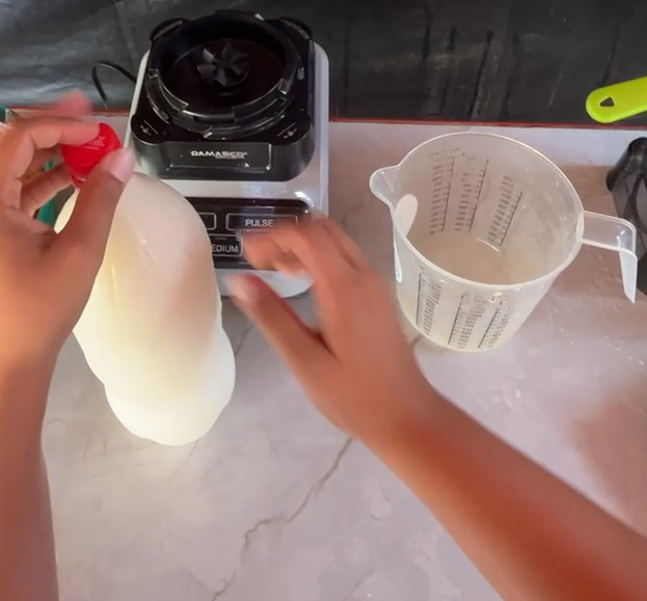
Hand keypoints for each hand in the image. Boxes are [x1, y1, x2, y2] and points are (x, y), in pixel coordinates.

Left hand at [0, 94, 132, 385]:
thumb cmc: (36, 314)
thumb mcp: (78, 253)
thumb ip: (101, 197)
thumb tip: (122, 155)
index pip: (18, 136)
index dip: (61, 124)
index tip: (98, 128)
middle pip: (6, 144)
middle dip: (51, 128)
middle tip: (92, 119)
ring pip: (4, 166)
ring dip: (44, 154)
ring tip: (86, 147)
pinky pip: (1, 192)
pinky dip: (33, 180)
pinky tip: (68, 180)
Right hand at [230, 217, 446, 450]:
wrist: (408, 417)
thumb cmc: (354, 397)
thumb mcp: (304, 361)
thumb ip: (271, 317)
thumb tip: (238, 280)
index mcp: (344, 287)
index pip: (306, 235)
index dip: (272, 235)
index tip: (246, 255)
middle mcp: (363, 274)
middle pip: (322, 228)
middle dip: (285, 235)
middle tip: (257, 259)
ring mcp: (374, 282)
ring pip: (335, 240)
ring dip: (301, 244)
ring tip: (272, 269)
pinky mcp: (377, 293)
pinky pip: (344, 256)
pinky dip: (318, 256)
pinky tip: (300, 282)